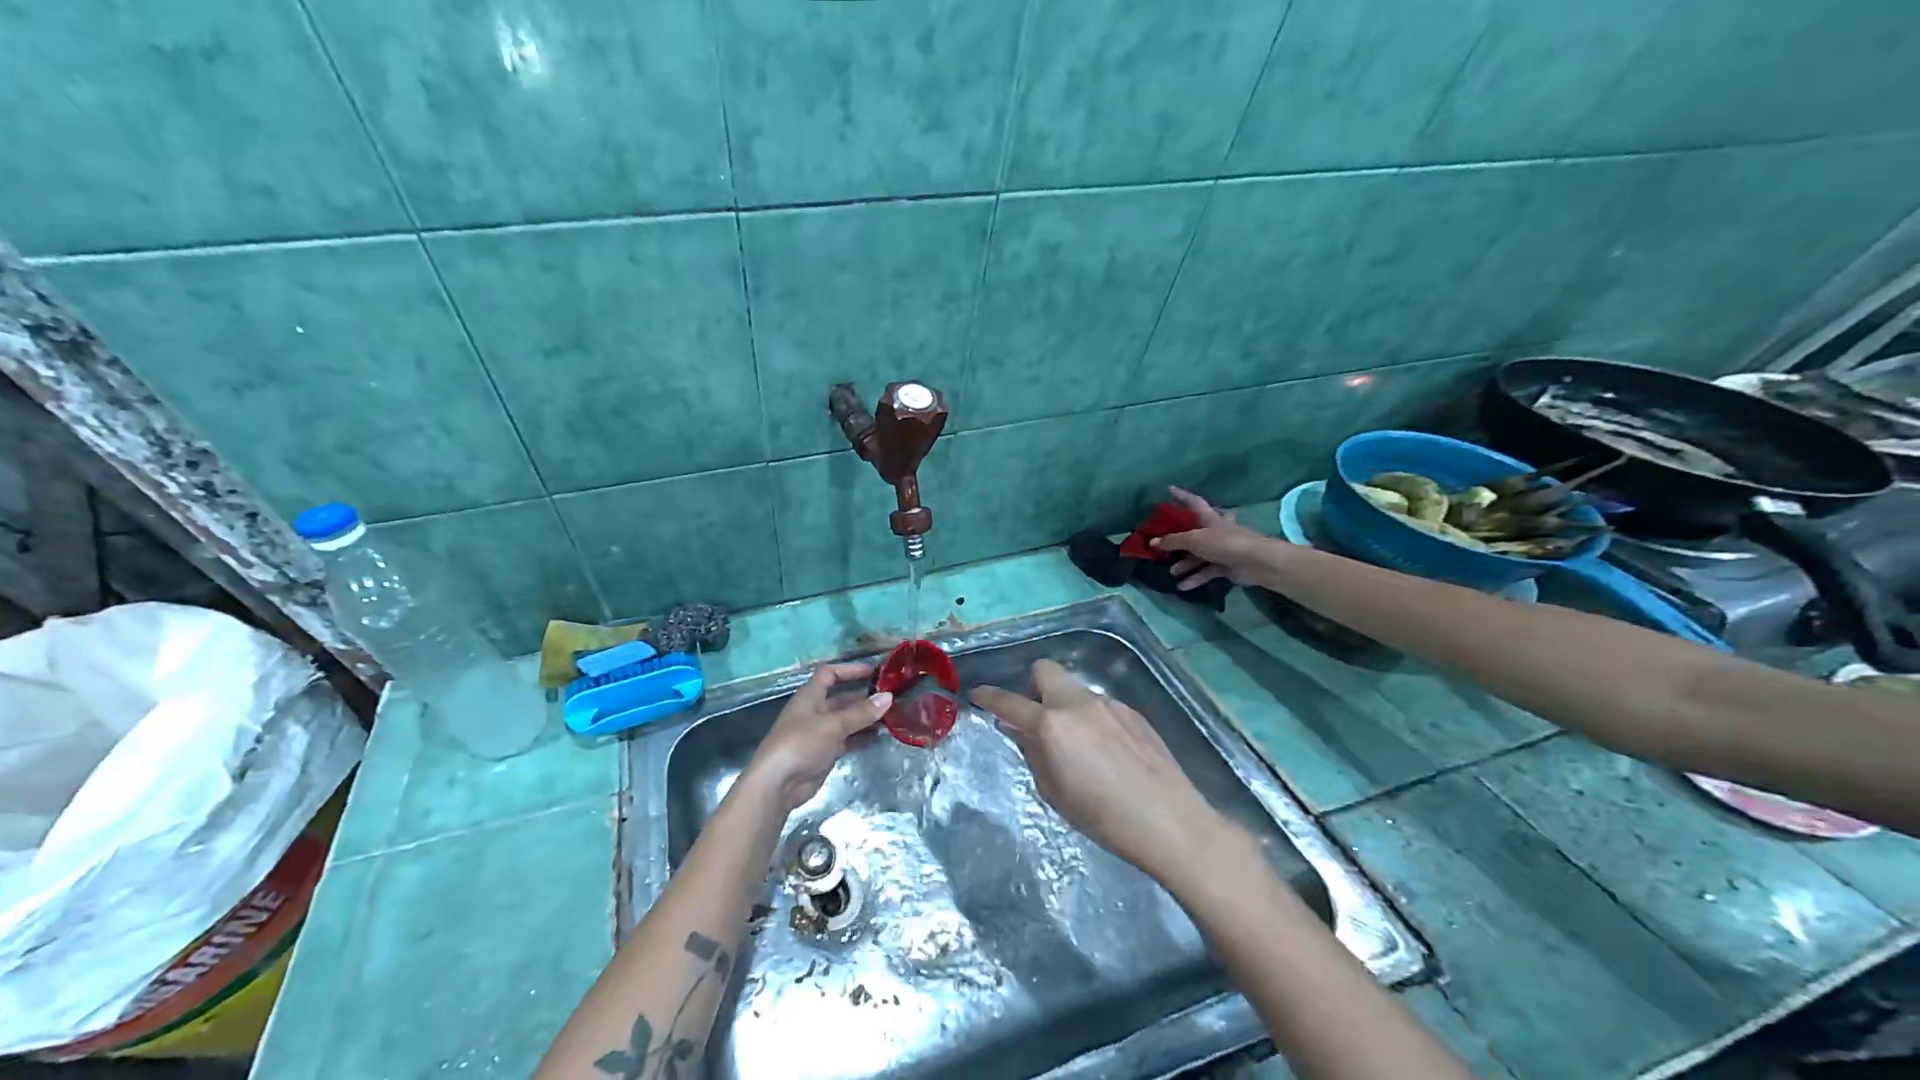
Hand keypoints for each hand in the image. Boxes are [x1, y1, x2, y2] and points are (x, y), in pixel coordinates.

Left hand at [742, 663, 892, 813]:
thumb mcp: (833, 725)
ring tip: (892, 718)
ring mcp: (819, 733)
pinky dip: (861, 737)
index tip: (875, 672)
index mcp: (810, 696)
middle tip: (892, 698)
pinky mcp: (824, 753)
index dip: (851, 670)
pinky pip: (847, 739)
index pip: (830, 674)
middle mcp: (815, 711)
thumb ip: (861, 713)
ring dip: (866, 719)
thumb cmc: (801, 744)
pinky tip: (879, 737)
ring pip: (847, 720)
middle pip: (842, 698)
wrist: (777, 784)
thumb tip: (888, 697)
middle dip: (864, 698)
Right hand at [970, 659, 1229, 880]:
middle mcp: (1078, 703)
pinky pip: (1100, 706)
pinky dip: (1091, 719)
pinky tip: (1106, 752)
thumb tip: (1014, 728)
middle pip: (1045, 670)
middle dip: (1032, 687)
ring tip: (1075, 744)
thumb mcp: (1054, 792)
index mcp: (1052, 725)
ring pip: (1075, 689)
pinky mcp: (1133, 713)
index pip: (1010, 702)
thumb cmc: (1103, 817)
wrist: (1169, 821)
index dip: (989, 697)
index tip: (978, 695)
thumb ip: (1031, 753)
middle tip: (1036, 720)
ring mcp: (1109, 704)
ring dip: (1063, 705)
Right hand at [1153, 485, 1278, 590]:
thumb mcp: (1194, 540)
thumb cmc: (1225, 543)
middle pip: (1194, 532)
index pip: (1194, 502)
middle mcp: (1215, 531)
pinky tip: (1182, 586)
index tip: (1169, 489)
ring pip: (1199, 556)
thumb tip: (1152, 542)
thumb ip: (1173, 541)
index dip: (1182, 495)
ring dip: (1185, 564)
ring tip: (1171, 573)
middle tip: (1165, 541)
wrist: (1256, 562)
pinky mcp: (1226, 566)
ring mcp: (1221, 549)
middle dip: (1180, 538)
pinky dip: (1195, 578)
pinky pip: (1206, 572)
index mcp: (1210, 518)